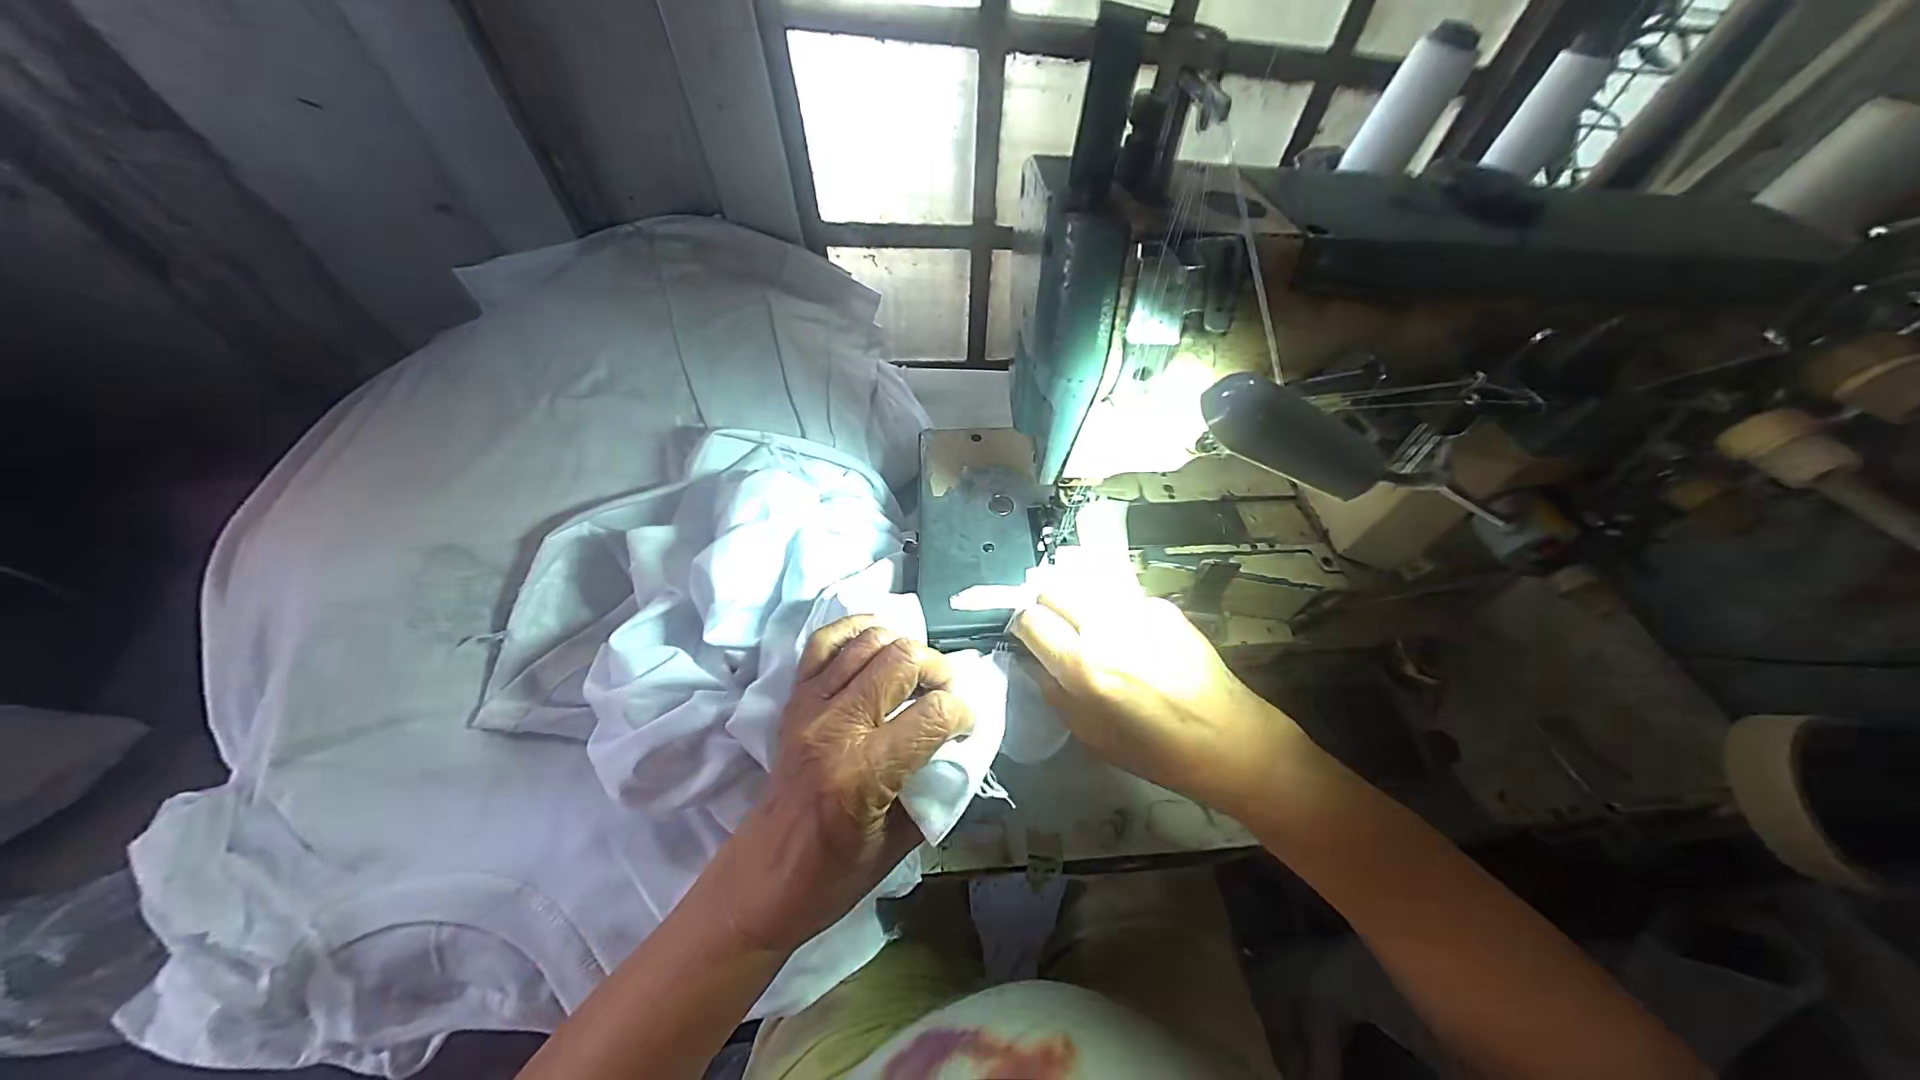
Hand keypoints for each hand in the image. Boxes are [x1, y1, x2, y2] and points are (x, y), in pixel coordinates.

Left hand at [703, 616, 972, 953]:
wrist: (761, 878)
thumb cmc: (833, 875)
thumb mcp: (900, 842)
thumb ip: (933, 786)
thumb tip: (960, 743)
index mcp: (864, 773)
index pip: (933, 715)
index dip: (963, 713)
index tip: (966, 723)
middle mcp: (835, 728)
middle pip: (903, 661)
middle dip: (939, 671)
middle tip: (946, 692)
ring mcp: (809, 707)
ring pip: (869, 643)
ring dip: (905, 648)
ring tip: (917, 672)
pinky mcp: (794, 700)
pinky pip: (824, 642)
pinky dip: (856, 630)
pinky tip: (878, 640)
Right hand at [1011, 589, 1313, 813]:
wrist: (1231, 740)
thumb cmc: (1158, 752)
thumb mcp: (1091, 736)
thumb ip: (1054, 692)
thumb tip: (1033, 660)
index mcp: (1085, 666)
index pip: (1030, 619)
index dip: (1020, 626)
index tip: (1024, 636)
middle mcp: (1108, 628)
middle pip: (1052, 587)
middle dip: (1042, 603)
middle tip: (1048, 626)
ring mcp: (1138, 610)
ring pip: (1084, 581)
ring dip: (1072, 597)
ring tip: (1079, 622)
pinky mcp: (1163, 606)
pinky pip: (1118, 593)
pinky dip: (1106, 604)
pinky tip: (1120, 630)